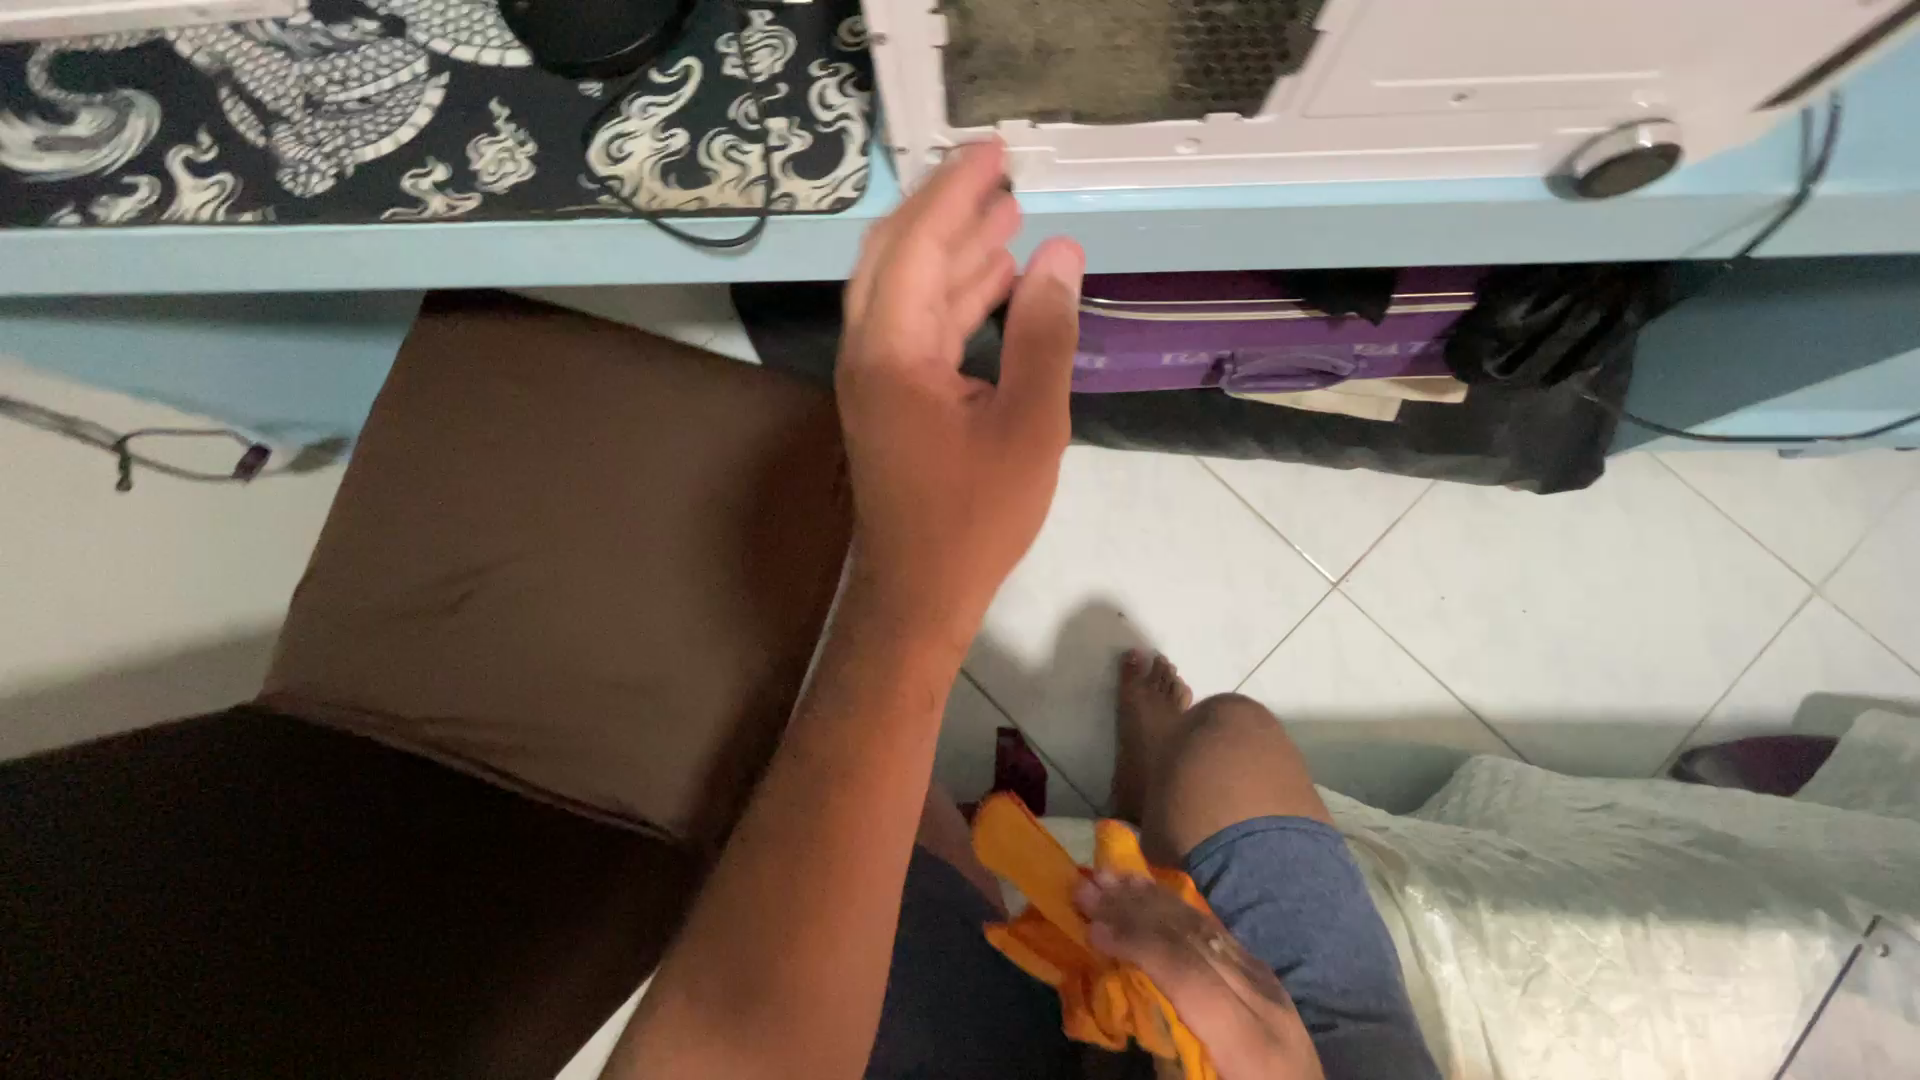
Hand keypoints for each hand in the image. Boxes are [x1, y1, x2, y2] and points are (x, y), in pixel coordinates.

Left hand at [836, 140, 1085, 649]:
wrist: (919, 593)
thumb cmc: (975, 518)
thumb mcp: (1028, 426)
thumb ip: (1043, 335)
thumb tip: (1059, 255)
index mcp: (892, 352)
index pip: (916, 243)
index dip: (955, 191)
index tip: (996, 151)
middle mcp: (868, 353)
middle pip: (898, 257)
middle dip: (949, 212)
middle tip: (1003, 176)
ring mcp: (874, 378)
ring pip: (907, 293)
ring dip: (953, 254)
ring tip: (1008, 219)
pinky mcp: (889, 400)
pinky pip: (917, 330)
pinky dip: (953, 301)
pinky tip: (993, 285)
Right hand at [1077, 873, 1326, 1079]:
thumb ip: (1165, 1046)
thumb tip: (1119, 994)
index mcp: (1250, 1045)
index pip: (1189, 974)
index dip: (1138, 944)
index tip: (1092, 929)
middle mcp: (1263, 1002)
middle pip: (1194, 939)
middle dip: (1133, 908)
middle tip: (1085, 888)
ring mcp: (1267, 984)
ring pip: (1205, 925)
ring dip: (1149, 897)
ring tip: (1107, 876)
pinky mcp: (1264, 977)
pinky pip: (1215, 930)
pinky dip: (1174, 907)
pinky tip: (1147, 890)